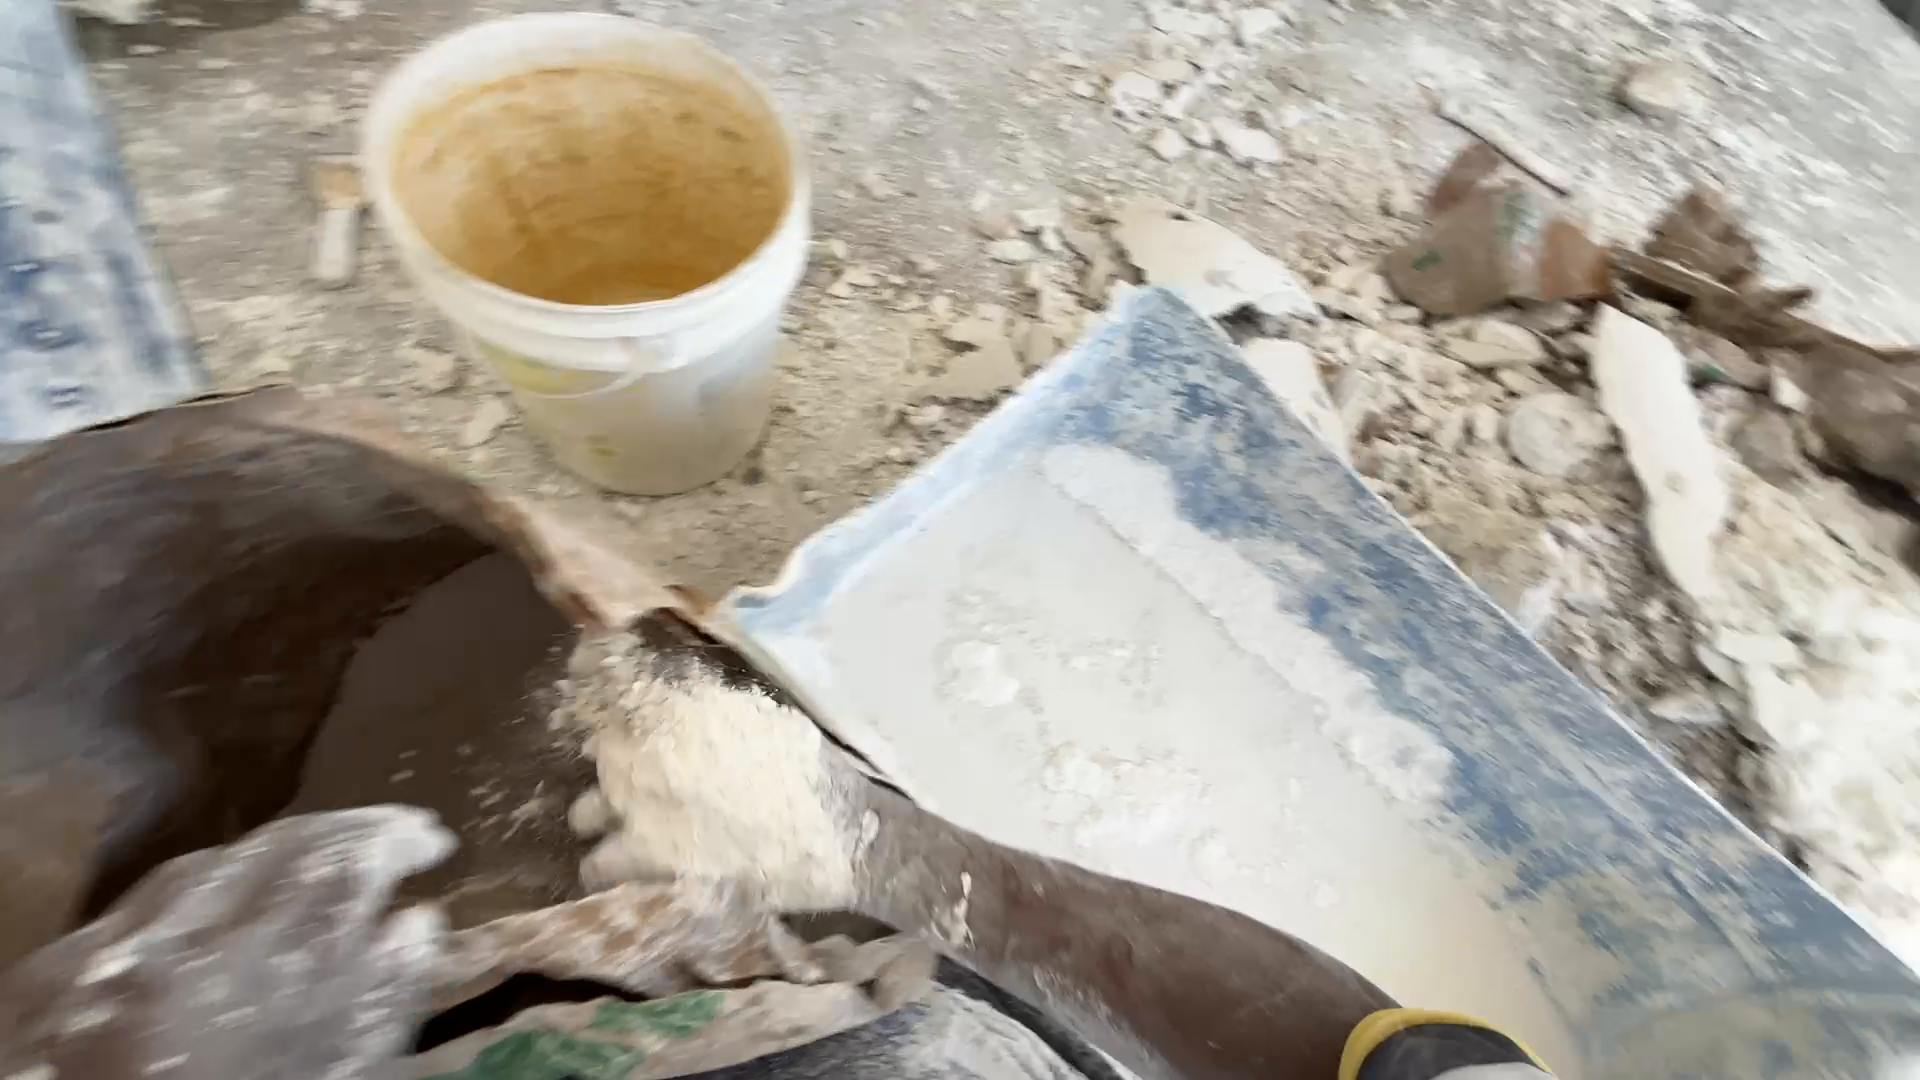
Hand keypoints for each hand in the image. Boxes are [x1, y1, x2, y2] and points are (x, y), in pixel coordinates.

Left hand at [0, 807, 453, 1079]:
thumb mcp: (349, 1051)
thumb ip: (393, 978)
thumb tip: (415, 914)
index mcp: (269, 965)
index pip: (352, 862)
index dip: (401, 838)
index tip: (436, 840)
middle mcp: (188, 942)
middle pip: (284, 845)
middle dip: (353, 827)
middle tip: (399, 826)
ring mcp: (111, 953)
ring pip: (214, 860)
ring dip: (284, 845)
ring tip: (327, 846)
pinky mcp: (53, 972)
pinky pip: (146, 898)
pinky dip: (207, 881)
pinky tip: (237, 888)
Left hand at [572, 658, 877, 911]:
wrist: (832, 831)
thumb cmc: (807, 765)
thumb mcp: (765, 710)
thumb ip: (714, 696)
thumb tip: (683, 680)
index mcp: (679, 704)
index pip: (615, 684)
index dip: (610, 689)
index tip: (615, 698)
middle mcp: (644, 748)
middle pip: (599, 748)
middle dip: (619, 760)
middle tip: (650, 774)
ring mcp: (635, 807)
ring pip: (585, 811)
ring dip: (610, 816)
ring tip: (645, 827)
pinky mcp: (641, 861)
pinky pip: (598, 865)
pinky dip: (617, 866)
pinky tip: (646, 868)